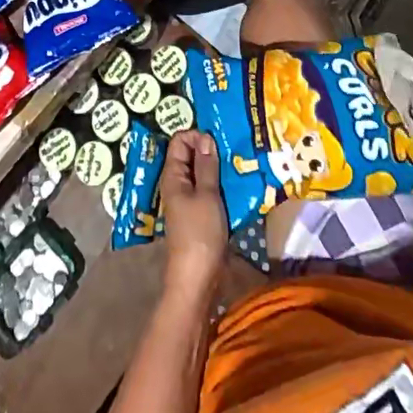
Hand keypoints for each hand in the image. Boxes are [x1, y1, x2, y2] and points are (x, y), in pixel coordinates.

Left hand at [160, 130, 227, 291]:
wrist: (198, 276)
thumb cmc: (200, 232)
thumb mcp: (207, 196)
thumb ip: (207, 166)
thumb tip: (205, 136)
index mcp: (172, 174)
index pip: (179, 141)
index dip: (196, 136)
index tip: (219, 140)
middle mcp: (176, 182)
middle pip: (190, 155)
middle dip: (210, 150)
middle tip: (235, 149)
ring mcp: (187, 198)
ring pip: (201, 173)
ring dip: (218, 168)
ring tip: (240, 164)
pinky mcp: (198, 212)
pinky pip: (208, 190)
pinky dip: (220, 185)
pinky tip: (238, 185)